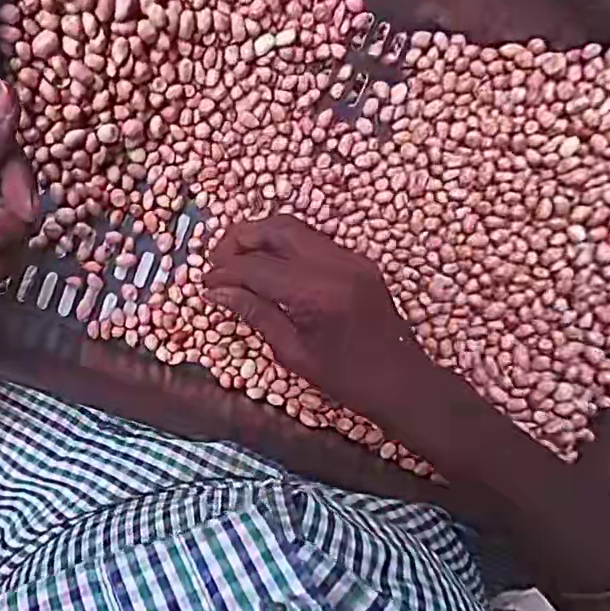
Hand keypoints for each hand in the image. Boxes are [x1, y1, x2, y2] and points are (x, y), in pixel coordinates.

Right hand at [202, 214, 440, 428]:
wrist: (404, 382)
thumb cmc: (348, 380)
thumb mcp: (293, 353)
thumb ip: (255, 314)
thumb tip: (218, 291)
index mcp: (318, 294)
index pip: (256, 268)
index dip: (224, 272)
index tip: (205, 283)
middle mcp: (337, 266)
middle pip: (275, 228)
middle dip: (239, 239)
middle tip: (217, 263)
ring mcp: (351, 259)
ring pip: (294, 227)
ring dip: (260, 238)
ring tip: (237, 262)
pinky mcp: (358, 261)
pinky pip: (311, 240)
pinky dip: (282, 246)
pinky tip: (267, 267)